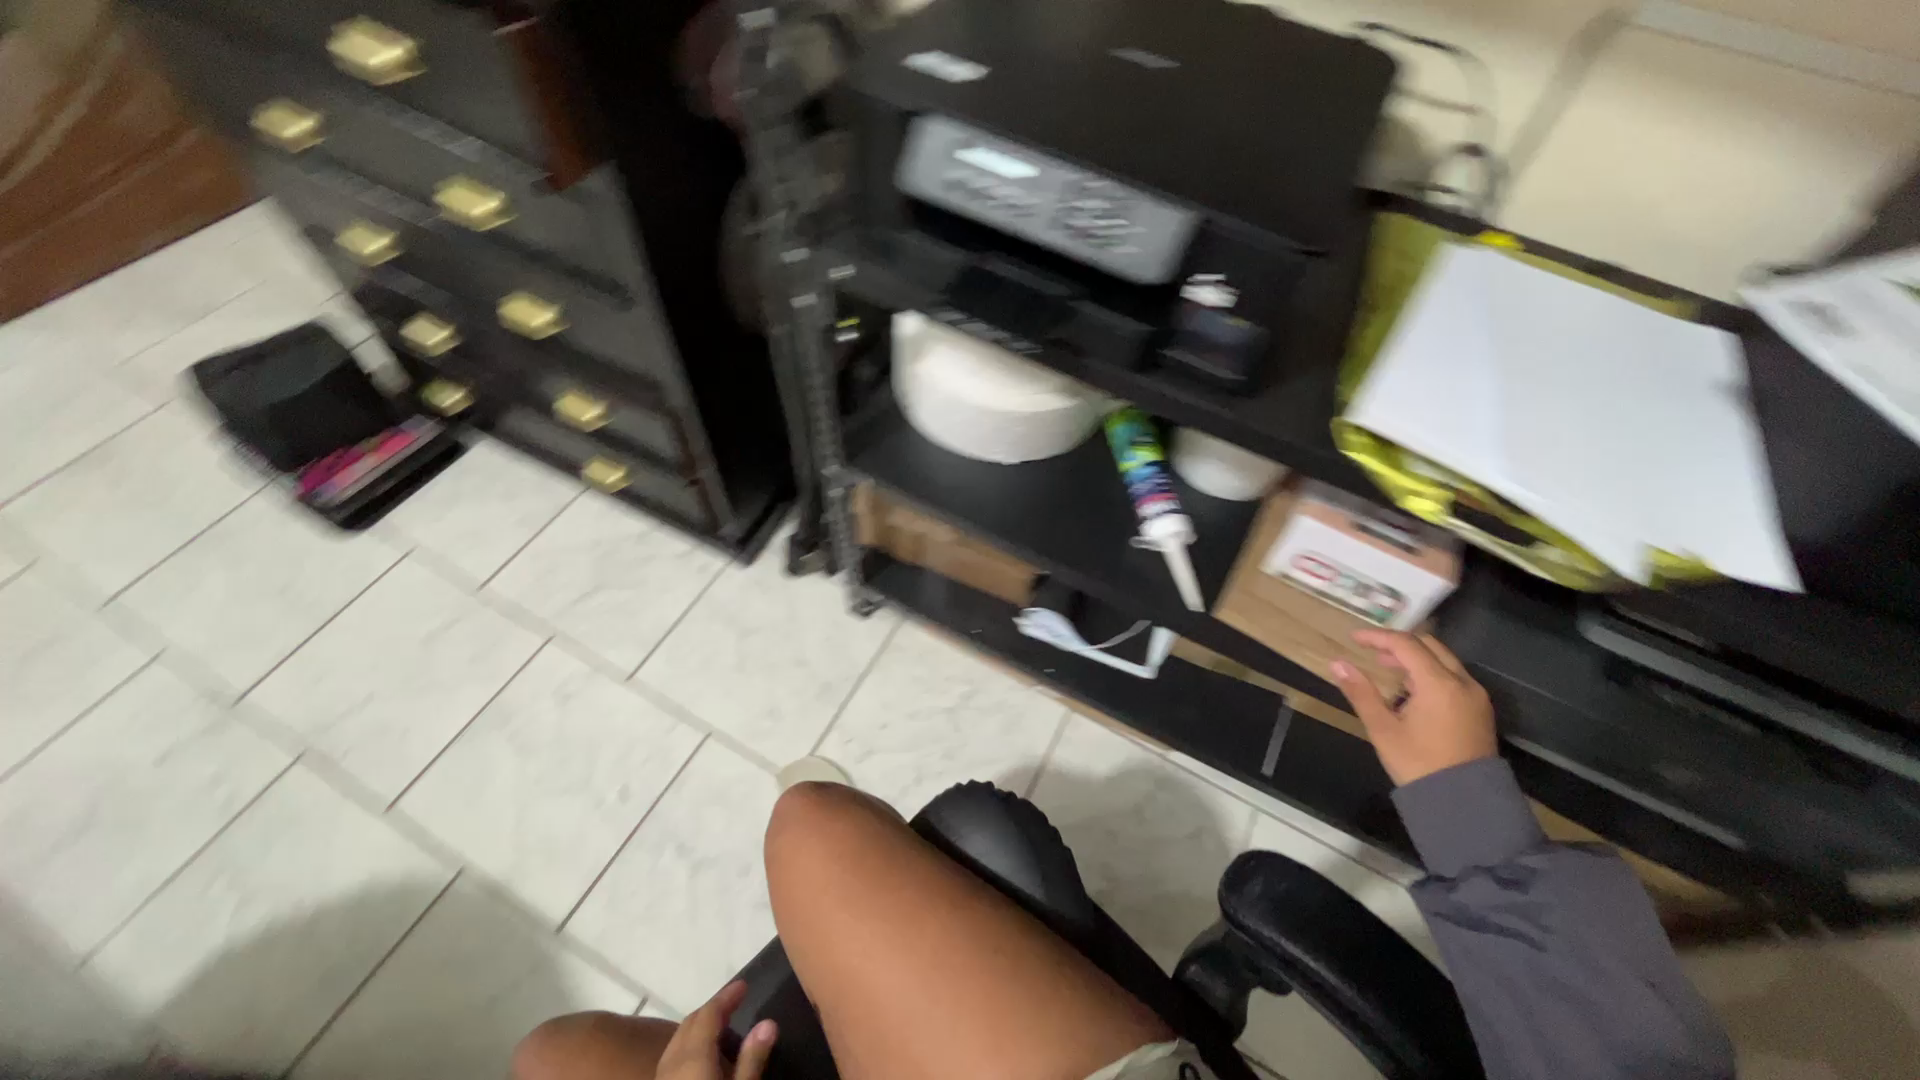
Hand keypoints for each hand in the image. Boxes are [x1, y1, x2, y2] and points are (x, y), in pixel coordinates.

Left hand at [660, 981, 777, 1079]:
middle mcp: (673, 1059)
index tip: (744, 984)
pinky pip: (674, 1054)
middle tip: (736, 1002)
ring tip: (724, 1028)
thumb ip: (752, 1057)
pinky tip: (704, 1057)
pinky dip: (691, 1044)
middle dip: (713, 1008)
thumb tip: (769, 1022)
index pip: (709, 1013)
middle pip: (691, 1022)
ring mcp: (662, 1074)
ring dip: (700, 1026)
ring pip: (679, 1038)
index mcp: (693, 1055)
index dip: (726, 996)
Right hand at [1330, 630, 1497, 786]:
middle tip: (1372, 653)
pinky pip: (1453, 677)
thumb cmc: (1419, 764)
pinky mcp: (1480, 709)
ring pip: (1444, 660)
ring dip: (1416, 658)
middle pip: (1430, 646)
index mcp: (1438, 684)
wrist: (1464, 803)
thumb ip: (1360, 692)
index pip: (1406, 645)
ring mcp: (1476, 696)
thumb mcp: (1383, 729)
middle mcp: (1463, 682)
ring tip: (1389, 670)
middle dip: (1399, 644)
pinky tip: (1412, 690)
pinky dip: (1431, 673)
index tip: (1354, 638)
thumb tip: (1337, 663)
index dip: (1378, 637)